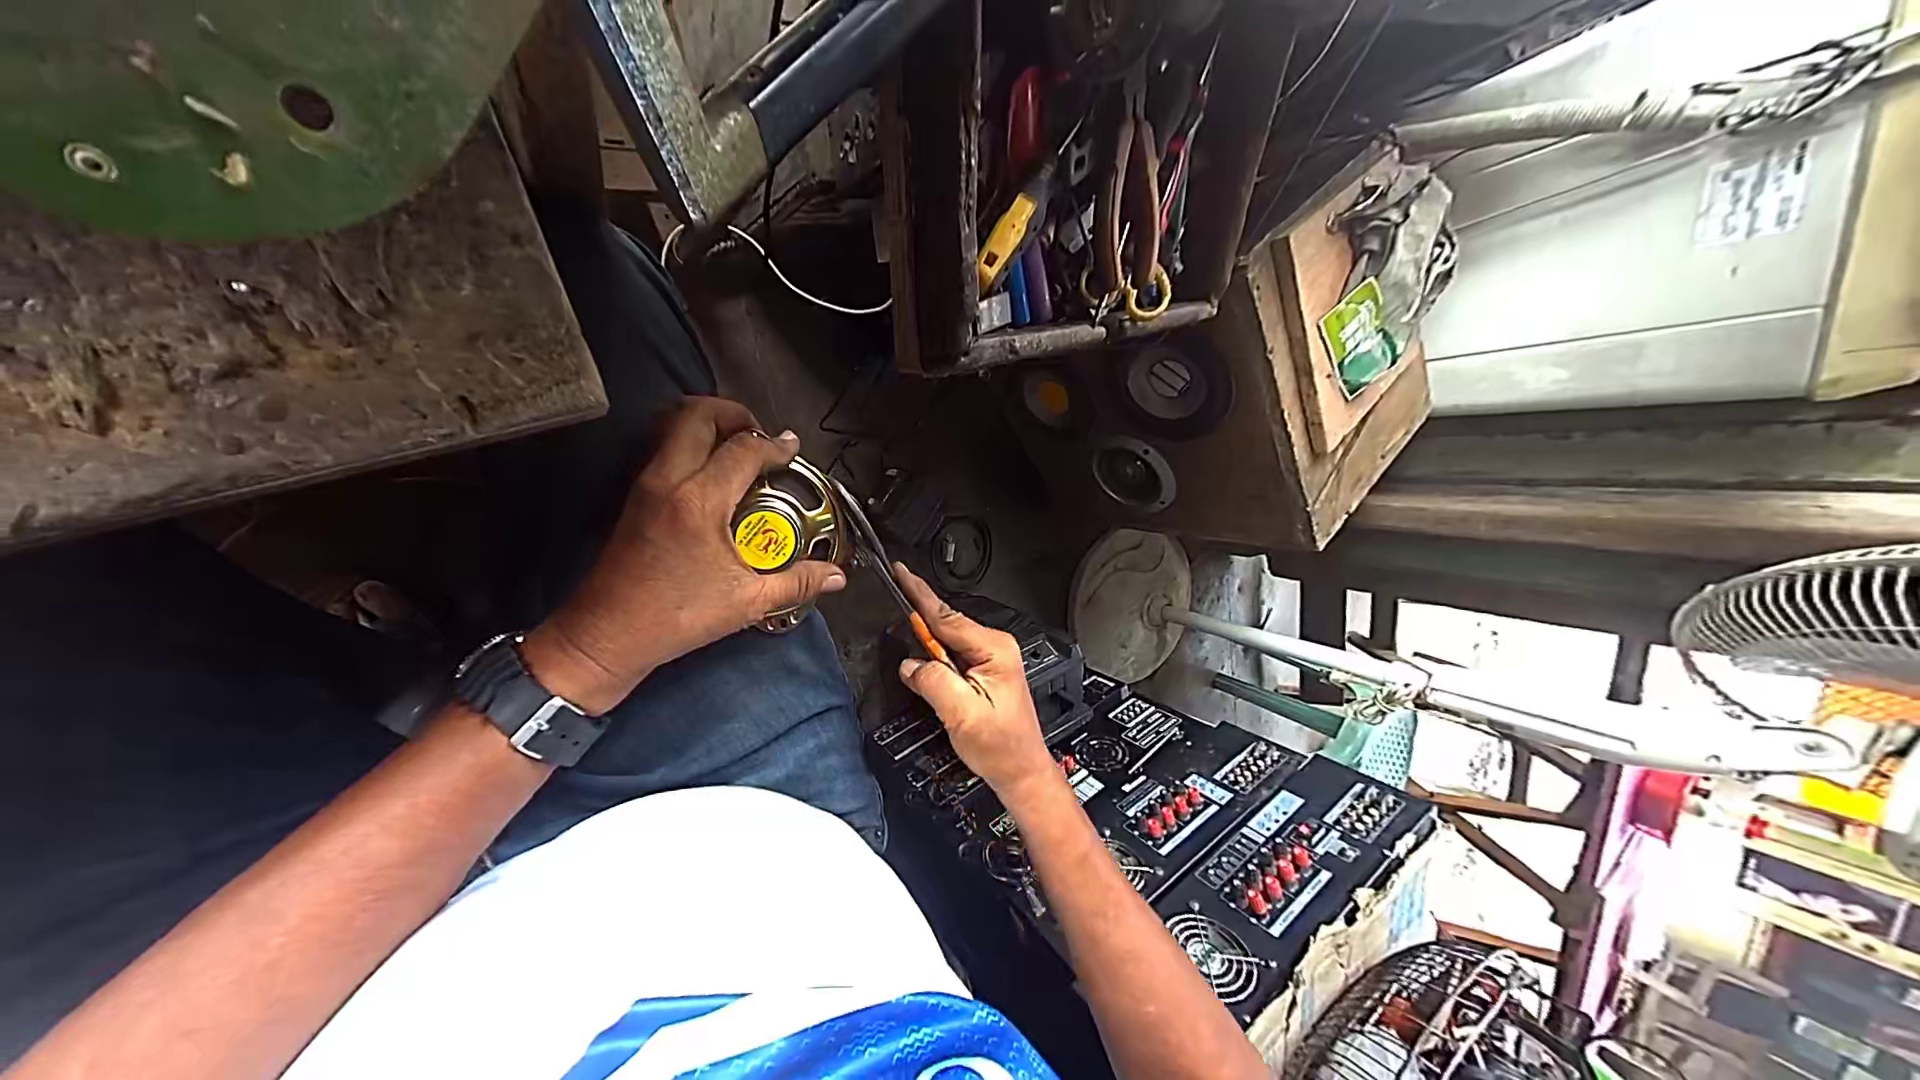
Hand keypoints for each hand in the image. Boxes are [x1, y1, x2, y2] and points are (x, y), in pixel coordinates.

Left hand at [521, 397, 845, 713]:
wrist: (606, 636)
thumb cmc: (674, 619)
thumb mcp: (746, 603)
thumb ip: (796, 582)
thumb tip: (834, 577)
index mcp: (699, 502)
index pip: (743, 450)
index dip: (775, 445)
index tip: (792, 449)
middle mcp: (668, 481)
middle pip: (698, 415)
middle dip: (735, 415)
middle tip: (760, 437)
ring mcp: (646, 485)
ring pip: (674, 425)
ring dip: (710, 426)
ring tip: (738, 449)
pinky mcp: (635, 496)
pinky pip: (664, 448)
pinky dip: (691, 444)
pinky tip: (713, 476)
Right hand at [895, 564, 1057, 798]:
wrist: (1020, 770)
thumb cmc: (1003, 746)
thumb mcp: (962, 714)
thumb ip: (933, 681)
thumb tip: (910, 663)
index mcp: (995, 649)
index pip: (947, 616)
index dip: (919, 594)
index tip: (901, 573)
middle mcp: (995, 647)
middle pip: (946, 623)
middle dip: (919, 620)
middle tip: (894, 606)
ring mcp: (990, 657)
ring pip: (946, 640)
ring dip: (927, 645)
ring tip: (912, 654)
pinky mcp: (983, 670)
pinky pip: (951, 655)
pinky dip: (934, 659)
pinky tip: (926, 667)